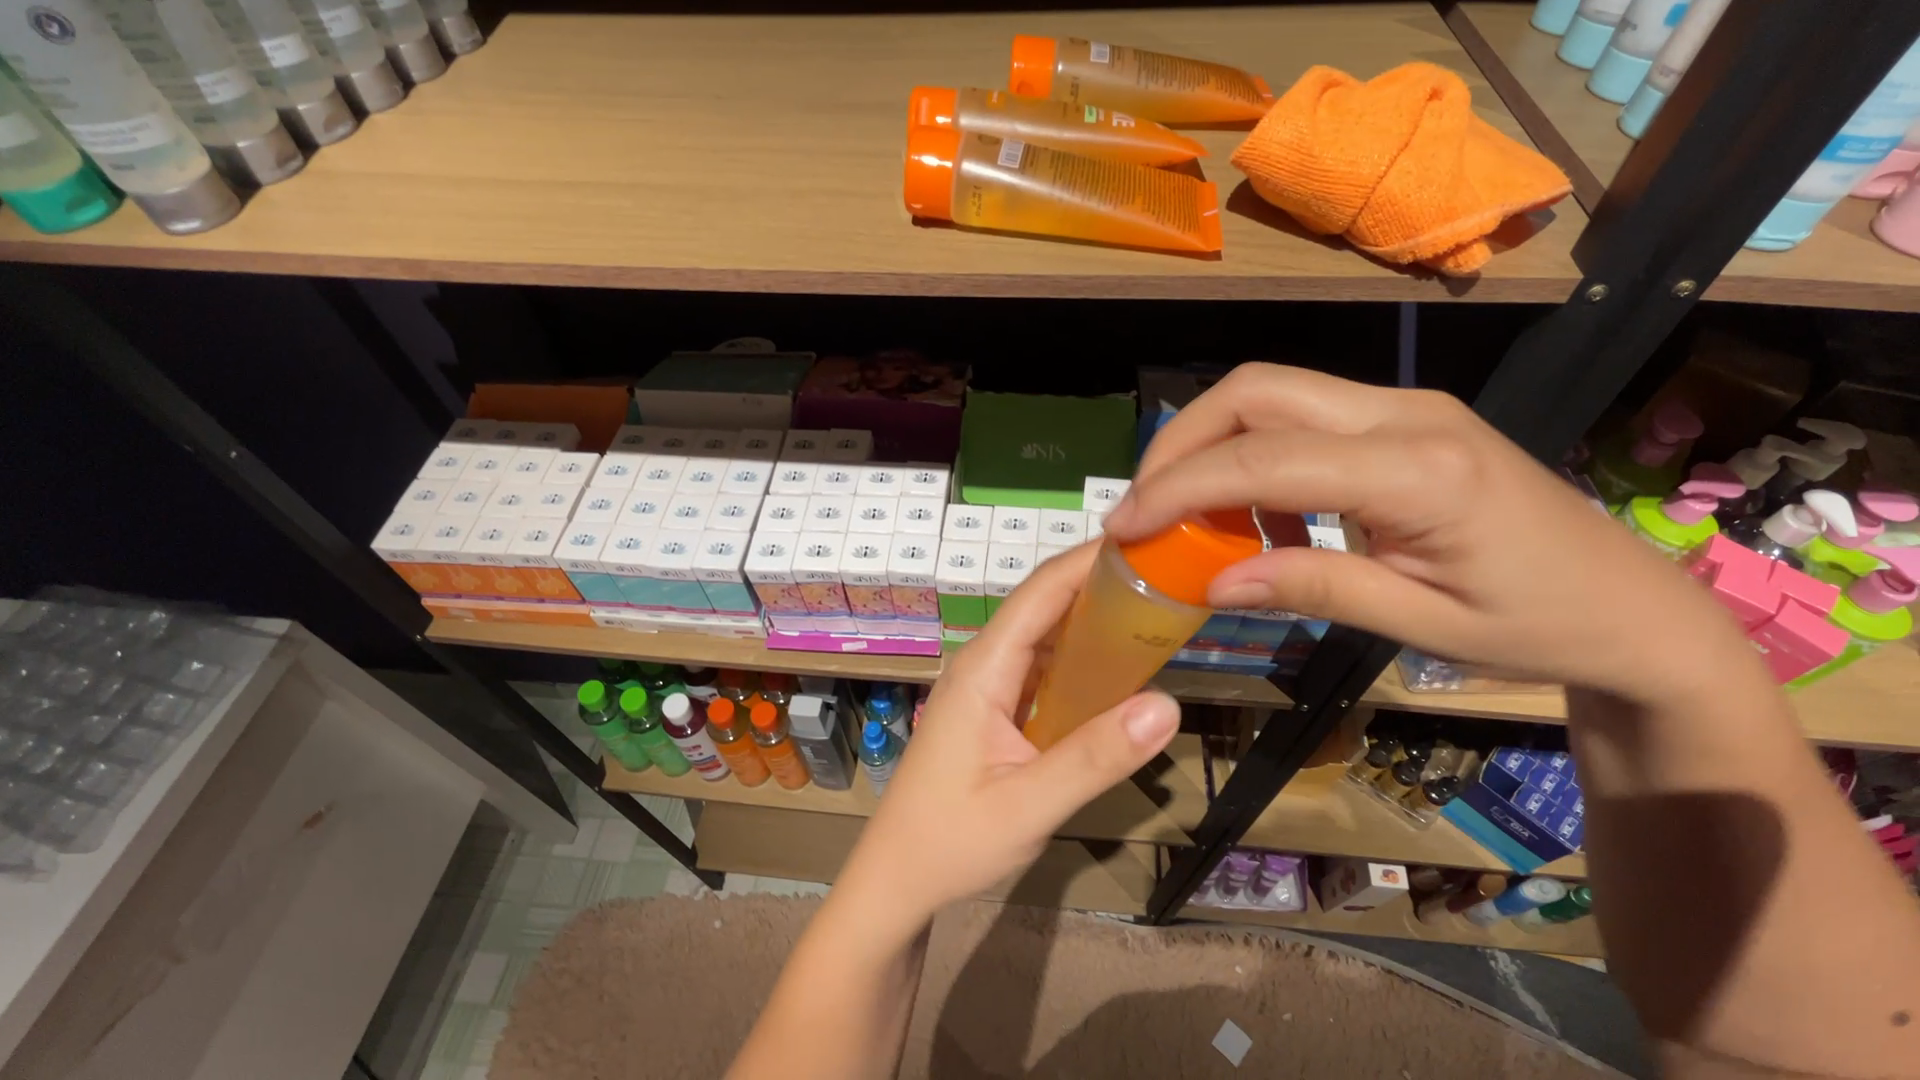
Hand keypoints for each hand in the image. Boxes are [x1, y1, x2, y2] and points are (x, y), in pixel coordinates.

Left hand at [836, 545, 1180, 930]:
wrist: (896, 880)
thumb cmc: (949, 843)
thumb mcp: (1027, 807)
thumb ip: (1094, 758)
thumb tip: (1167, 705)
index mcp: (983, 670)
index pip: (1041, 592)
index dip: (1090, 560)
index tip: (1148, 540)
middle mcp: (984, 665)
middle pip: (1046, 606)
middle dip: (1103, 584)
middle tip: (1171, 576)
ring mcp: (989, 688)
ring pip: (1047, 637)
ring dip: (1096, 621)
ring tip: (1160, 609)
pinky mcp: (996, 712)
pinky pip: (1045, 670)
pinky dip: (1084, 661)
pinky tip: (1124, 670)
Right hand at [1102, 364, 1752, 704]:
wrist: (1630, 606)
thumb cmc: (1534, 627)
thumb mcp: (1418, 622)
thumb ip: (1313, 590)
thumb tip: (1210, 582)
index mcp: (1417, 470)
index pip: (1264, 457)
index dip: (1180, 488)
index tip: (1124, 527)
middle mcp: (1406, 414)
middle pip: (1256, 391)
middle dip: (1181, 442)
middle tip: (1143, 506)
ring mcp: (1407, 407)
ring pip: (1274, 393)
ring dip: (1213, 444)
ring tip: (1186, 515)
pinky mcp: (1405, 419)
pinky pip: (1304, 418)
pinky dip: (1255, 456)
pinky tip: (1259, 519)